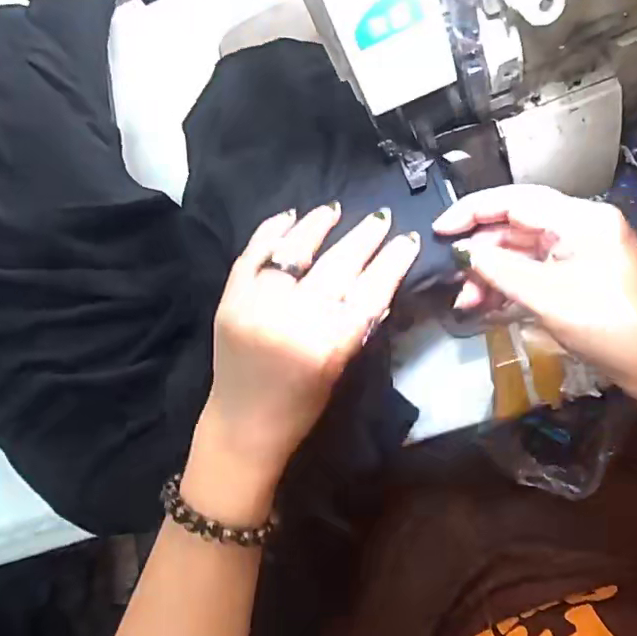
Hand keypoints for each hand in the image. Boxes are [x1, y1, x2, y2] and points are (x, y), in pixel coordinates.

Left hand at [190, 203, 420, 516]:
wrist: (242, 425)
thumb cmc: (300, 408)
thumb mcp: (339, 371)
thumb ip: (356, 328)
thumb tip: (379, 287)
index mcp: (327, 347)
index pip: (369, 293)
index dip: (392, 262)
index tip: (407, 240)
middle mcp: (293, 322)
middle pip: (337, 267)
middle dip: (364, 238)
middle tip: (381, 218)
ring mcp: (257, 307)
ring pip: (294, 253)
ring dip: (317, 227)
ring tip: (334, 210)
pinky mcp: (230, 301)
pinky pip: (252, 256)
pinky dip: (271, 233)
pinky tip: (290, 217)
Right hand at [433, 185, 636, 393]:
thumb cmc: (604, 324)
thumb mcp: (545, 295)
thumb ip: (499, 269)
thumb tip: (462, 253)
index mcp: (580, 219)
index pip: (515, 200)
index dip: (473, 211)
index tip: (441, 230)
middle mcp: (578, 225)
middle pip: (514, 224)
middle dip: (480, 252)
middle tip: (451, 274)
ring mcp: (576, 249)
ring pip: (518, 249)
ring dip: (489, 273)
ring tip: (466, 300)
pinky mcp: (573, 271)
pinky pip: (530, 267)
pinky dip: (506, 283)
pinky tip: (484, 302)